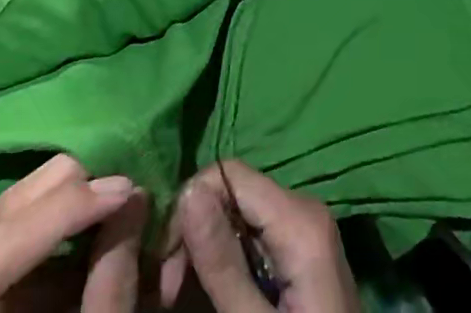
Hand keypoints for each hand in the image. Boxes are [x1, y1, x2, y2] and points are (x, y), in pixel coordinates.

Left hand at [0, 154, 148, 312]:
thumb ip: (112, 283)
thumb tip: (135, 198)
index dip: (58, 215)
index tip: (127, 192)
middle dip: (72, 190)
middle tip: (130, 191)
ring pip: (12, 208)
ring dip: (71, 193)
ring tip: (120, 201)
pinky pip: (23, 221)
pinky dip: (66, 210)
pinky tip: (101, 218)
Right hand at [161, 161, 358, 312]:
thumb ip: (222, 262)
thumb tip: (189, 191)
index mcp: (299, 217)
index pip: (228, 173)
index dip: (188, 209)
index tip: (165, 268)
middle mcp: (304, 207)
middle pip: (232, 193)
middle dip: (194, 234)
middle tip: (169, 294)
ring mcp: (305, 224)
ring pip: (239, 213)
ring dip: (205, 250)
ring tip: (183, 298)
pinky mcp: (302, 244)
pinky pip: (254, 232)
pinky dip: (227, 257)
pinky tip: (215, 292)